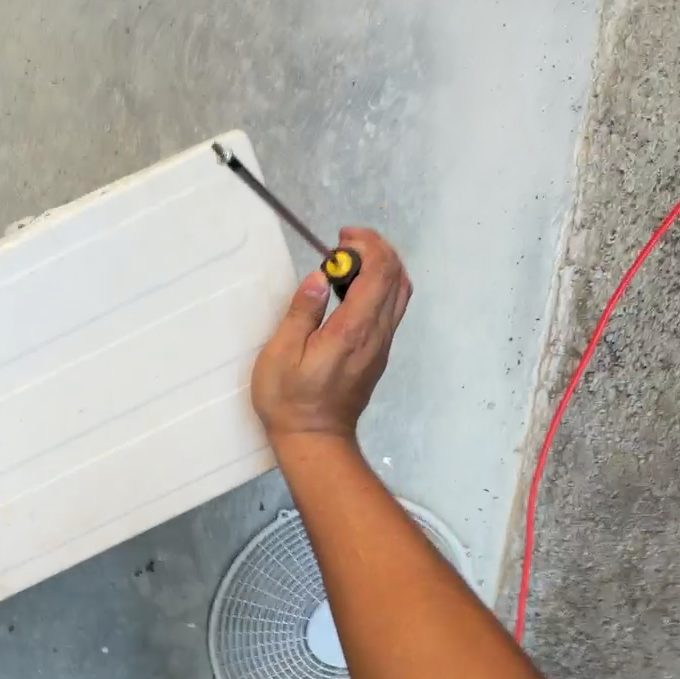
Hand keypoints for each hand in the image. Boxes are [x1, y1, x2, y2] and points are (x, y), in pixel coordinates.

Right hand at [252, 227, 412, 450]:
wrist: (314, 439)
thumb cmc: (289, 400)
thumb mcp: (280, 355)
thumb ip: (301, 313)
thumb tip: (318, 278)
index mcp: (352, 329)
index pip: (379, 273)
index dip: (367, 246)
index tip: (340, 239)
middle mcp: (376, 334)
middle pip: (396, 277)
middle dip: (377, 250)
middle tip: (345, 244)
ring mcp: (382, 345)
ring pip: (400, 293)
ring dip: (382, 267)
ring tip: (351, 262)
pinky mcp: (378, 354)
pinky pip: (391, 309)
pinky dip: (380, 287)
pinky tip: (353, 290)